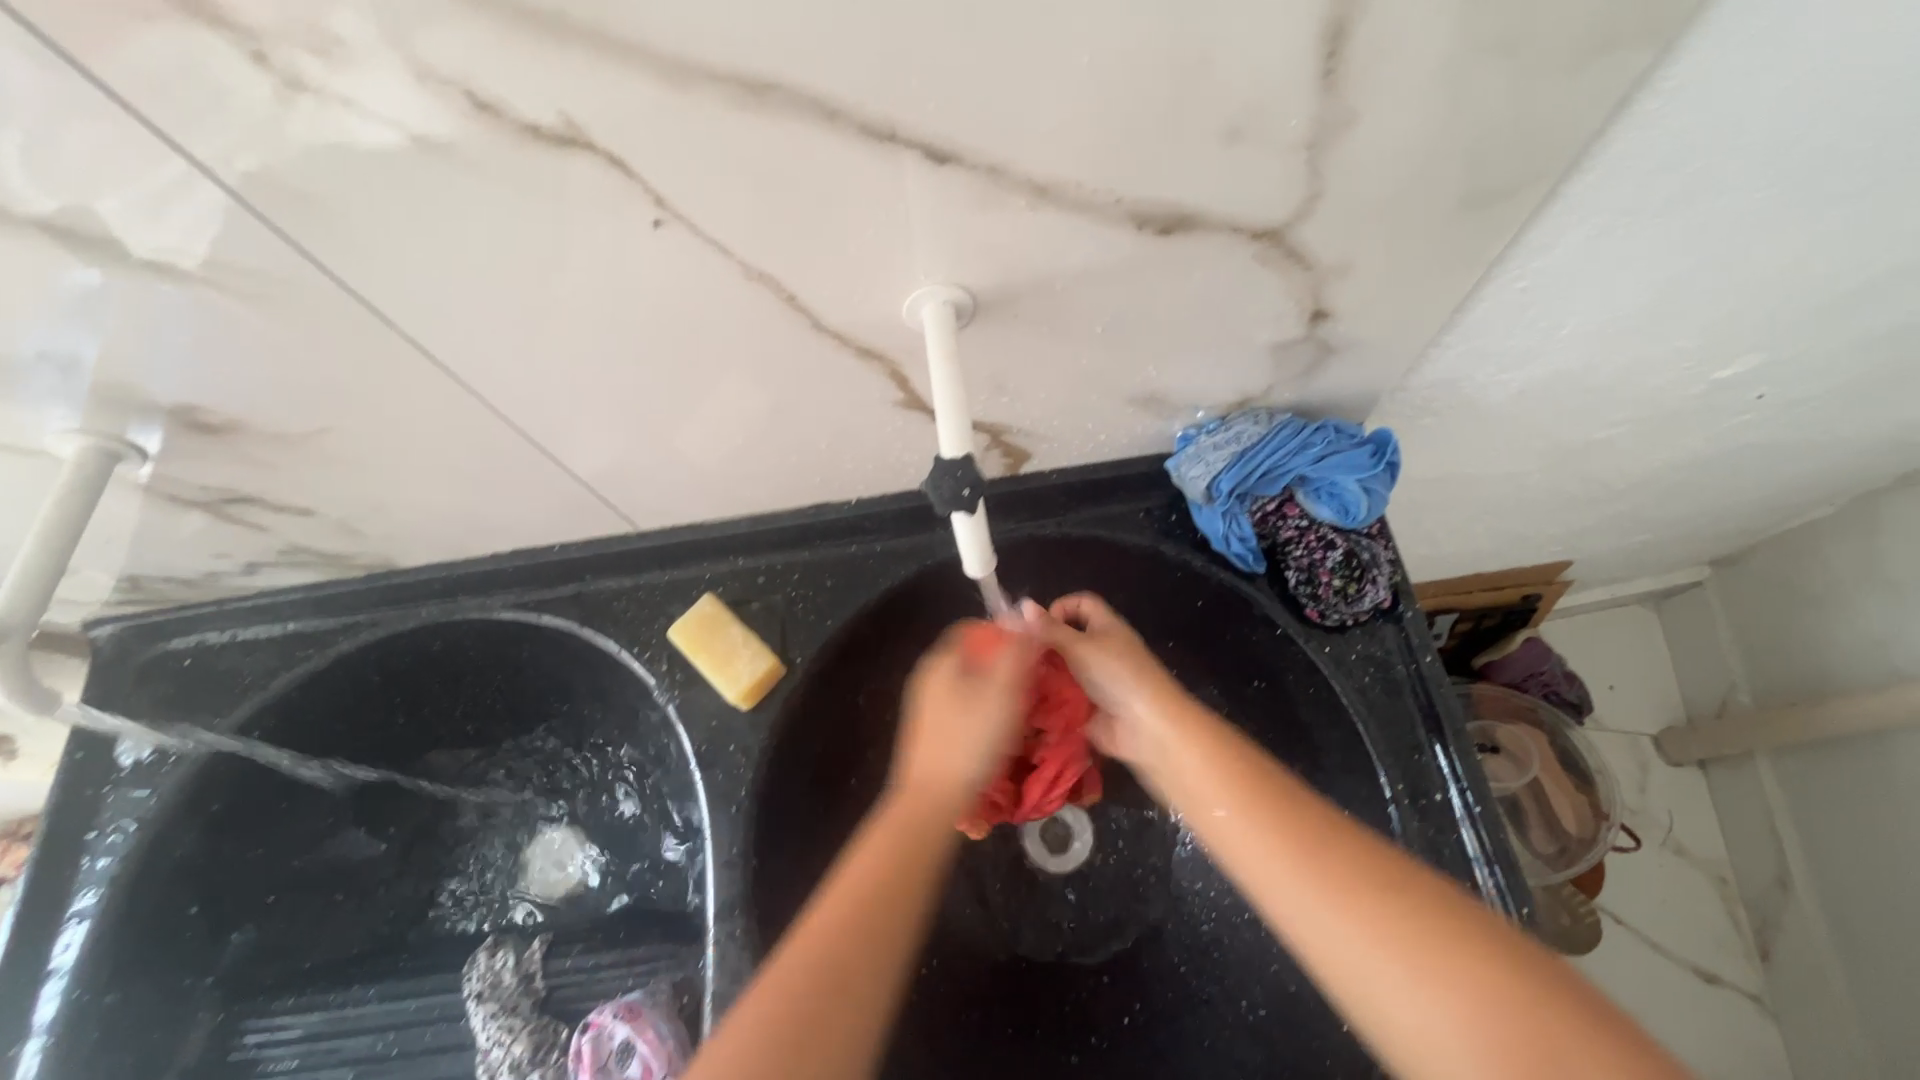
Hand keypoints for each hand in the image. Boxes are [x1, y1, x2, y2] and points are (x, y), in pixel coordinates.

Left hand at [891, 620, 1037, 810]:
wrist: (932, 800)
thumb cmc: (971, 741)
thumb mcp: (1003, 692)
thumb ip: (1016, 651)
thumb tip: (1025, 614)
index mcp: (941, 660)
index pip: (973, 628)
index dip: (1004, 634)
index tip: (1030, 653)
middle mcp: (928, 677)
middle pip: (972, 658)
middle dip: (1004, 667)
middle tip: (1032, 686)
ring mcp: (926, 706)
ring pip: (969, 686)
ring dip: (997, 694)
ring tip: (1021, 712)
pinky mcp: (930, 732)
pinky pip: (963, 710)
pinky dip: (984, 715)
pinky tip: (999, 736)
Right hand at [1021, 593, 1195, 765]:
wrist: (1144, 727)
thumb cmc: (1116, 675)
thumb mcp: (1080, 646)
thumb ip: (1050, 629)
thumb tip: (1023, 604)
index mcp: (1106, 626)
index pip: (1081, 603)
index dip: (1060, 607)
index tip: (1039, 626)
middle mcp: (1101, 649)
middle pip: (1067, 638)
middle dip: (1043, 645)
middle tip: (1018, 656)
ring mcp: (1094, 679)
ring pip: (1061, 668)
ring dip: (1041, 673)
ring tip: (1017, 679)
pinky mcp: (1087, 706)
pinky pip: (1062, 695)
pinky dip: (1046, 697)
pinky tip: (1026, 700)